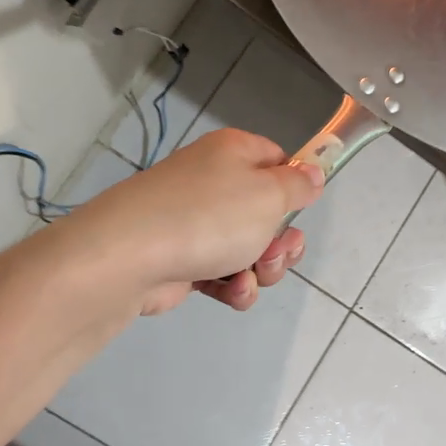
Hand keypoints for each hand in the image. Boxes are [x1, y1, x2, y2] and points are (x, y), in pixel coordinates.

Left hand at [69, 129, 324, 314]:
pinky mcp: (184, 261)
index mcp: (235, 153)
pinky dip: (233, 286)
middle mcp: (214, 183)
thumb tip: (313, 171)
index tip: (303, 209)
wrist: (132, 256)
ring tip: (249, 275)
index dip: (294, 187)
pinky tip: (232, 291)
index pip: (277, 161)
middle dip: (282, 243)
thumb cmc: (210, 216)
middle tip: (275, 253)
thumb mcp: (270, 194)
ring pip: (250, 250)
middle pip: (268, 214)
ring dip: (261, 270)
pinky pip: (224, 274)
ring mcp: (197, 224)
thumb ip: (298, 185)